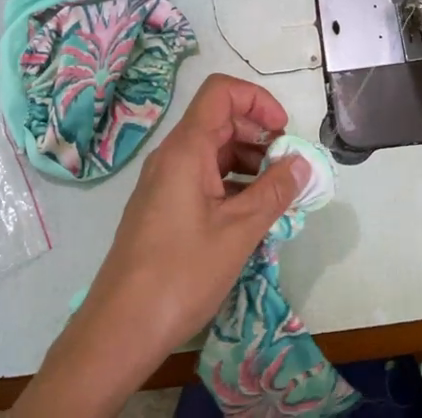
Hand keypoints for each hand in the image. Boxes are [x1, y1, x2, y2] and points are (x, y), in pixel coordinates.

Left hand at [15, 75, 309, 417]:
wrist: (120, 329)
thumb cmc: (180, 274)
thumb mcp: (238, 232)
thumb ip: (274, 192)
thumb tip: (302, 164)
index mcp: (185, 149)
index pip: (221, 93)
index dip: (258, 100)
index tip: (284, 132)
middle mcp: (171, 157)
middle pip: (220, 120)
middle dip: (260, 135)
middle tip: (288, 169)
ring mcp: (164, 183)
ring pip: (213, 151)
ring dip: (249, 163)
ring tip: (277, 196)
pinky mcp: (163, 209)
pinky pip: (203, 178)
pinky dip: (232, 185)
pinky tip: (252, 216)